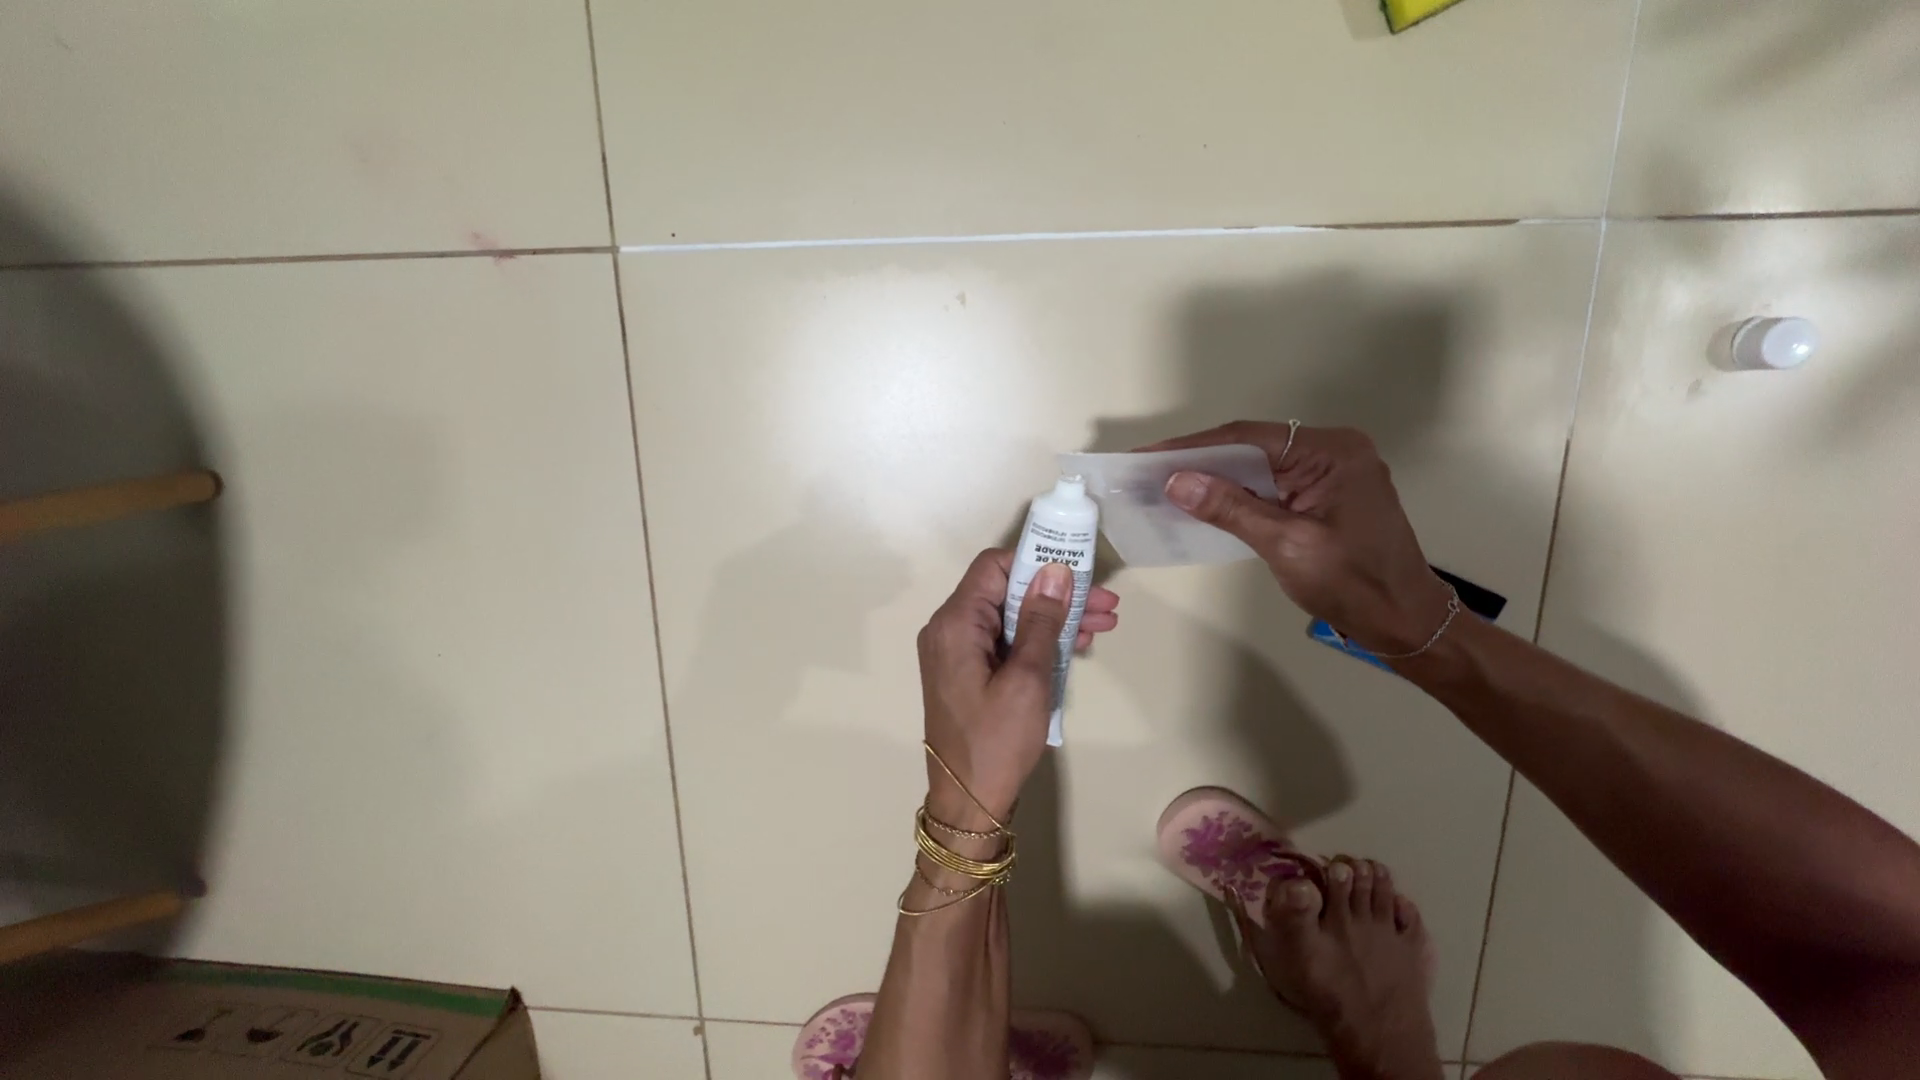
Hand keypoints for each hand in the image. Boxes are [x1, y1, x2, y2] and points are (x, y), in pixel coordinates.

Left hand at [917, 550, 1119, 823]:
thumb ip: (1040, 620)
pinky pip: (1005, 642)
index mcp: (955, 623)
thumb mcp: (1028, 678)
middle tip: (1106, 604)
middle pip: (1005, 592)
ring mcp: (958, 652)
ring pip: (1010, 617)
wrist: (969, 802)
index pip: (993, 567)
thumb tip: (1054, 570)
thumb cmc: (997, 741)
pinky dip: (1037, 641)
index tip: (1076, 571)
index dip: (1035, 562)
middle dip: (1056, 593)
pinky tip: (1076, 645)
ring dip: (1053, 618)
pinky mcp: (969, 672)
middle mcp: (950, 629)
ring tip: (1104, 623)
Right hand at [1142, 422, 1450, 653]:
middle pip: (1250, 447)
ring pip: (1256, 467)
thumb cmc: (1353, 584)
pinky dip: (1234, 495)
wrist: (1405, 623)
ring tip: (1162, 485)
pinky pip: (1268, 486)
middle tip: (1146, 471)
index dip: (1193, 447)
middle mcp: (1331, 452)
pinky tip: (1201, 503)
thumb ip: (1232, 509)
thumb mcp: (1287, 545)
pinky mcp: (1321, 497)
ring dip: (1212, 477)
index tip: (1147, 457)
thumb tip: (1177, 481)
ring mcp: (1328, 474)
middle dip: (1198, 460)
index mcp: (1331, 452)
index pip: (1248, 438)